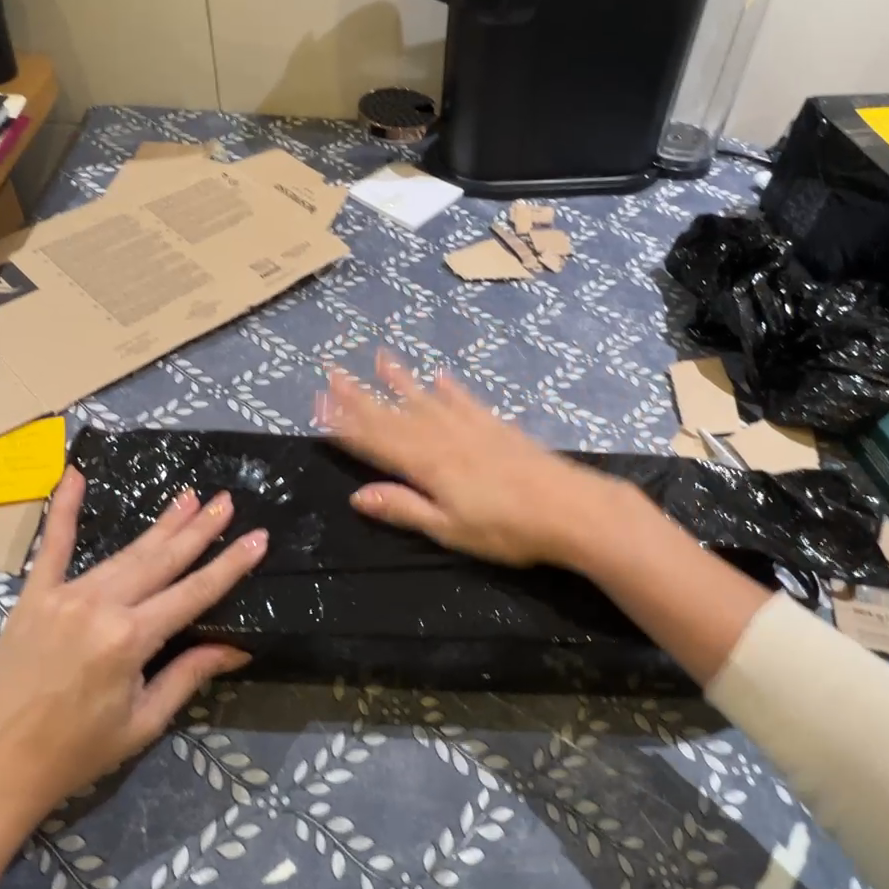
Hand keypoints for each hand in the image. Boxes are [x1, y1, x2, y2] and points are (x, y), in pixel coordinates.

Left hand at [0, 468, 265, 888]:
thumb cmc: (72, 755)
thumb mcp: (142, 722)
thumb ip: (189, 675)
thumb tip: (238, 647)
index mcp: (129, 639)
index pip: (194, 593)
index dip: (230, 565)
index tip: (259, 537)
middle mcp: (99, 606)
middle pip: (161, 560)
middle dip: (198, 529)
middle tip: (226, 501)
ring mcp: (62, 597)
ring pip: (123, 553)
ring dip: (159, 525)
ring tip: (187, 497)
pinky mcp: (32, 599)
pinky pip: (51, 548)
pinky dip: (62, 511)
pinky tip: (73, 476)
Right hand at [323, 351, 641, 567]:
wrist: (570, 508)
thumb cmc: (507, 530)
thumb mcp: (449, 529)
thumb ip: (404, 508)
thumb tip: (357, 495)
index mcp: (428, 465)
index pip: (376, 441)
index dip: (345, 424)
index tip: (318, 405)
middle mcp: (444, 438)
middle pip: (394, 415)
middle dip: (361, 396)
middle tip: (332, 372)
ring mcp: (472, 428)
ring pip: (426, 401)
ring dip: (400, 382)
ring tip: (380, 358)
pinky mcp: (497, 427)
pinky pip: (465, 402)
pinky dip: (449, 390)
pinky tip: (438, 377)